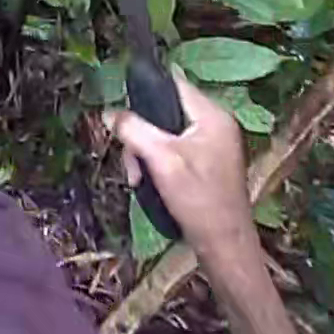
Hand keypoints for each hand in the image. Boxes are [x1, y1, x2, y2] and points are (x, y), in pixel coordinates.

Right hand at [106, 71, 258, 259]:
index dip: (146, 90)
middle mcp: (215, 123)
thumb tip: (108, 112)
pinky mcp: (207, 162)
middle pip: (164, 109)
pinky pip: (172, 147)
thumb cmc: (198, 200)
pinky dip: (156, 160)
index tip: (124, 109)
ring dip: (144, 151)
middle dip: (140, 133)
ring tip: (137, 176)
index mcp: (212, 115)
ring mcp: (213, 144)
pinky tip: (147, 181)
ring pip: (164, 131)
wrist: (225, 251)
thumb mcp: (160, 159)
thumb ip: (132, 128)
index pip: (173, 83)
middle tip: (131, 160)